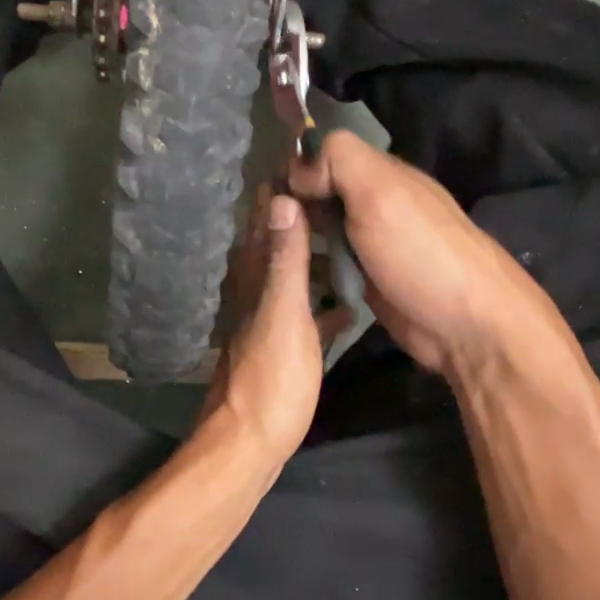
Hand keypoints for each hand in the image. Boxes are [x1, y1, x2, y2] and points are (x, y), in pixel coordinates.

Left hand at [204, 187, 323, 463]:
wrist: (249, 445)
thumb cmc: (270, 379)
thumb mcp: (283, 314)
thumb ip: (285, 260)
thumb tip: (281, 197)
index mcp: (254, 278)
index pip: (264, 218)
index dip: (280, 187)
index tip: (304, 154)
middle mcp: (256, 292)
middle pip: (278, 241)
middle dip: (302, 214)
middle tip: (339, 189)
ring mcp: (269, 322)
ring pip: (292, 275)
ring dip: (315, 254)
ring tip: (350, 235)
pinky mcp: (284, 349)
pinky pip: (307, 312)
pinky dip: (326, 302)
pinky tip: (350, 304)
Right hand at [288, 131, 526, 375]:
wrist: (466, 328)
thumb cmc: (421, 254)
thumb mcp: (381, 192)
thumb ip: (339, 162)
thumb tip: (296, 166)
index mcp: (382, 175)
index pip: (325, 154)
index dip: (296, 166)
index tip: (267, 190)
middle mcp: (374, 204)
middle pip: (319, 192)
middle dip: (289, 203)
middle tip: (260, 224)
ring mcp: (370, 245)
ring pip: (320, 230)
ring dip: (294, 236)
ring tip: (265, 249)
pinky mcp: (365, 281)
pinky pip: (327, 264)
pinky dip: (306, 266)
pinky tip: (282, 274)